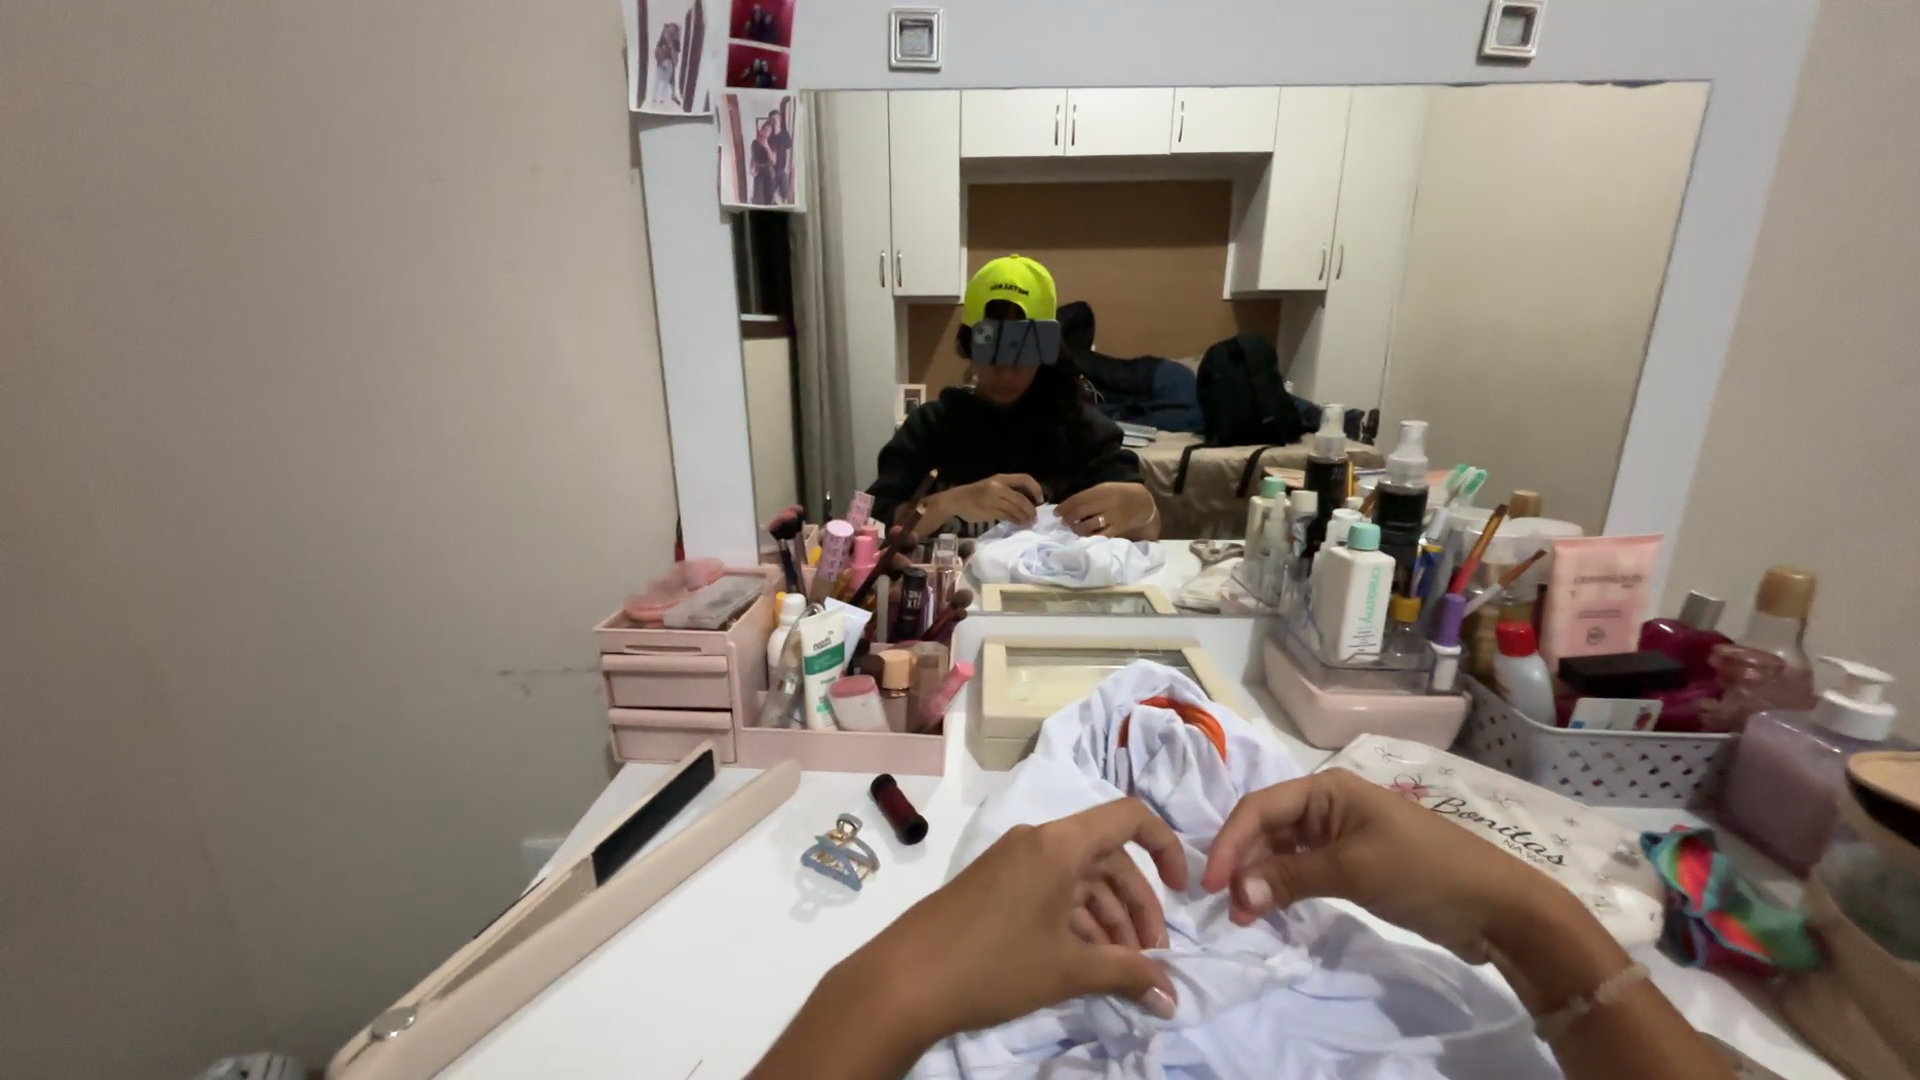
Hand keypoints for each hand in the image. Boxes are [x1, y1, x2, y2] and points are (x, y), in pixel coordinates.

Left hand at [838, 798, 1187, 1044]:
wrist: (908, 977)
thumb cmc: (995, 962)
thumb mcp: (1068, 969)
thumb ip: (1126, 974)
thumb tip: (1172, 994)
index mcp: (1060, 843)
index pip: (1128, 817)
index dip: (1164, 846)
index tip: (1183, 890)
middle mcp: (1040, 840)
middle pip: (1107, 857)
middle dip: (1138, 905)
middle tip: (1153, 957)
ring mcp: (1015, 860)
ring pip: (1080, 879)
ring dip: (1108, 919)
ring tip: (1123, 970)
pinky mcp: (999, 883)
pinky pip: (1053, 890)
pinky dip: (1077, 920)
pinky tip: (1089, 963)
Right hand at [935, 473, 1041, 526]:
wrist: (956, 500)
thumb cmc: (977, 493)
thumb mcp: (993, 486)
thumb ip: (1009, 492)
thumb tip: (1028, 503)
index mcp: (1000, 478)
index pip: (1024, 479)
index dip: (1035, 489)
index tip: (1040, 499)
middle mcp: (998, 487)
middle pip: (1021, 499)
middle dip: (1031, 509)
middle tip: (1035, 518)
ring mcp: (993, 500)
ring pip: (1015, 509)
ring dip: (1024, 518)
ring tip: (1029, 523)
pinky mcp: (989, 512)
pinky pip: (1007, 517)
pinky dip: (1016, 521)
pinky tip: (1018, 524)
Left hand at [1058, 482, 1157, 537]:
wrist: (1143, 502)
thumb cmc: (1119, 495)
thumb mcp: (1105, 489)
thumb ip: (1089, 496)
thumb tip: (1068, 505)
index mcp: (1101, 490)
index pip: (1078, 498)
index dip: (1064, 506)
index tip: (1056, 513)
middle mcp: (1106, 502)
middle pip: (1080, 512)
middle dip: (1068, 518)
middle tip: (1063, 522)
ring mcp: (1112, 516)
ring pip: (1088, 525)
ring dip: (1077, 528)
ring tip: (1074, 529)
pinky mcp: (1118, 528)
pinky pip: (1101, 535)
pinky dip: (1090, 536)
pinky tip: (1085, 536)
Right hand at [1201, 767, 1561, 962]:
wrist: (1503, 909)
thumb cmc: (1425, 872)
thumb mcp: (1353, 871)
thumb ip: (1290, 877)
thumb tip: (1237, 893)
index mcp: (1326, 788)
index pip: (1260, 808)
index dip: (1230, 842)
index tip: (1212, 883)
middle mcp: (1327, 804)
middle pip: (1267, 828)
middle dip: (1244, 864)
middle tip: (1229, 907)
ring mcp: (1339, 834)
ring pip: (1282, 850)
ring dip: (1261, 879)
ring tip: (1246, 915)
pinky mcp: (1352, 863)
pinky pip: (1303, 868)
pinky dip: (1283, 886)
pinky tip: (1271, 907)